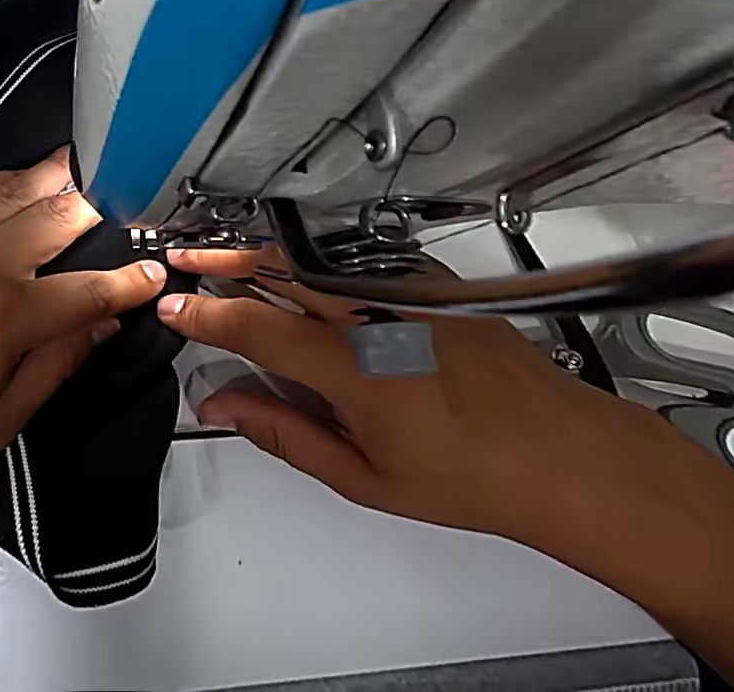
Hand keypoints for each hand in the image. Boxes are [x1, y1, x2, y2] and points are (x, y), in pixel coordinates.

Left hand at [0, 147, 168, 525]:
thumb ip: (55, 366)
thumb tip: (100, 327)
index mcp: (3, 315)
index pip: (91, 288)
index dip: (132, 281)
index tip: (155, 274)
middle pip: (61, 215)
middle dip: (103, 214)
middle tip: (126, 220)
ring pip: (17, 187)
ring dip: (59, 181)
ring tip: (87, 180)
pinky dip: (4, 181)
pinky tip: (18, 186)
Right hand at [159, 249, 728, 555]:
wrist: (564, 453)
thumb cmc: (464, 478)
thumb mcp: (363, 476)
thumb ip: (282, 432)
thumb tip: (218, 404)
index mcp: (353, 366)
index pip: (255, 326)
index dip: (203, 314)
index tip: (169, 307)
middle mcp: (373, 313)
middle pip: (277, 270)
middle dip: (218, 262)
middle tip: (179, 261)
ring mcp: (403, 288)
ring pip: (311, 258)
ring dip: (256, 254)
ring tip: (217, 259)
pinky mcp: (426, 278)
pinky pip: (350, 261)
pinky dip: (307, 260)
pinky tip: (288, 268)